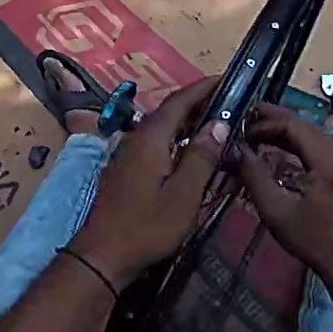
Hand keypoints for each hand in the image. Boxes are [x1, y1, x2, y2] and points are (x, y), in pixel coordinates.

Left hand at [68, 76, 225, 283]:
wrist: (102, 253)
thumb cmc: (146, 226)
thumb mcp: (183, 194)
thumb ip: (201, 157)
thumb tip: (218, 122)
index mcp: (149, 138)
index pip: (179, 102)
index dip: (203, 88)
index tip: (228, 78)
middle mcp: (135, 139)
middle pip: (169, 113)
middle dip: (198, 104)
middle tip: (230, 102)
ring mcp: (127, 155)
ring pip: (161, 130)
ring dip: (187, 123)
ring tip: (216, 124)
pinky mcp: (125, 171)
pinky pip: (155, 145)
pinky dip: (176, 140)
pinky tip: (190, 152)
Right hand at [233, 103, 332, 278]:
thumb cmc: (315, 239)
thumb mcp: (276, 209)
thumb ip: (253, 174)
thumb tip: (233, 148)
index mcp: (330, 157)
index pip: (291, 124)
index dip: (261, 124)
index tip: (237, 131)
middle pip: (300, 125)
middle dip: (268, 123)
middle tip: (238, 124)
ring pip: (308, 134)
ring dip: (279, 134)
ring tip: (250, 137)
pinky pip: (316, 145)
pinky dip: (293, 145)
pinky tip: (273, 150)